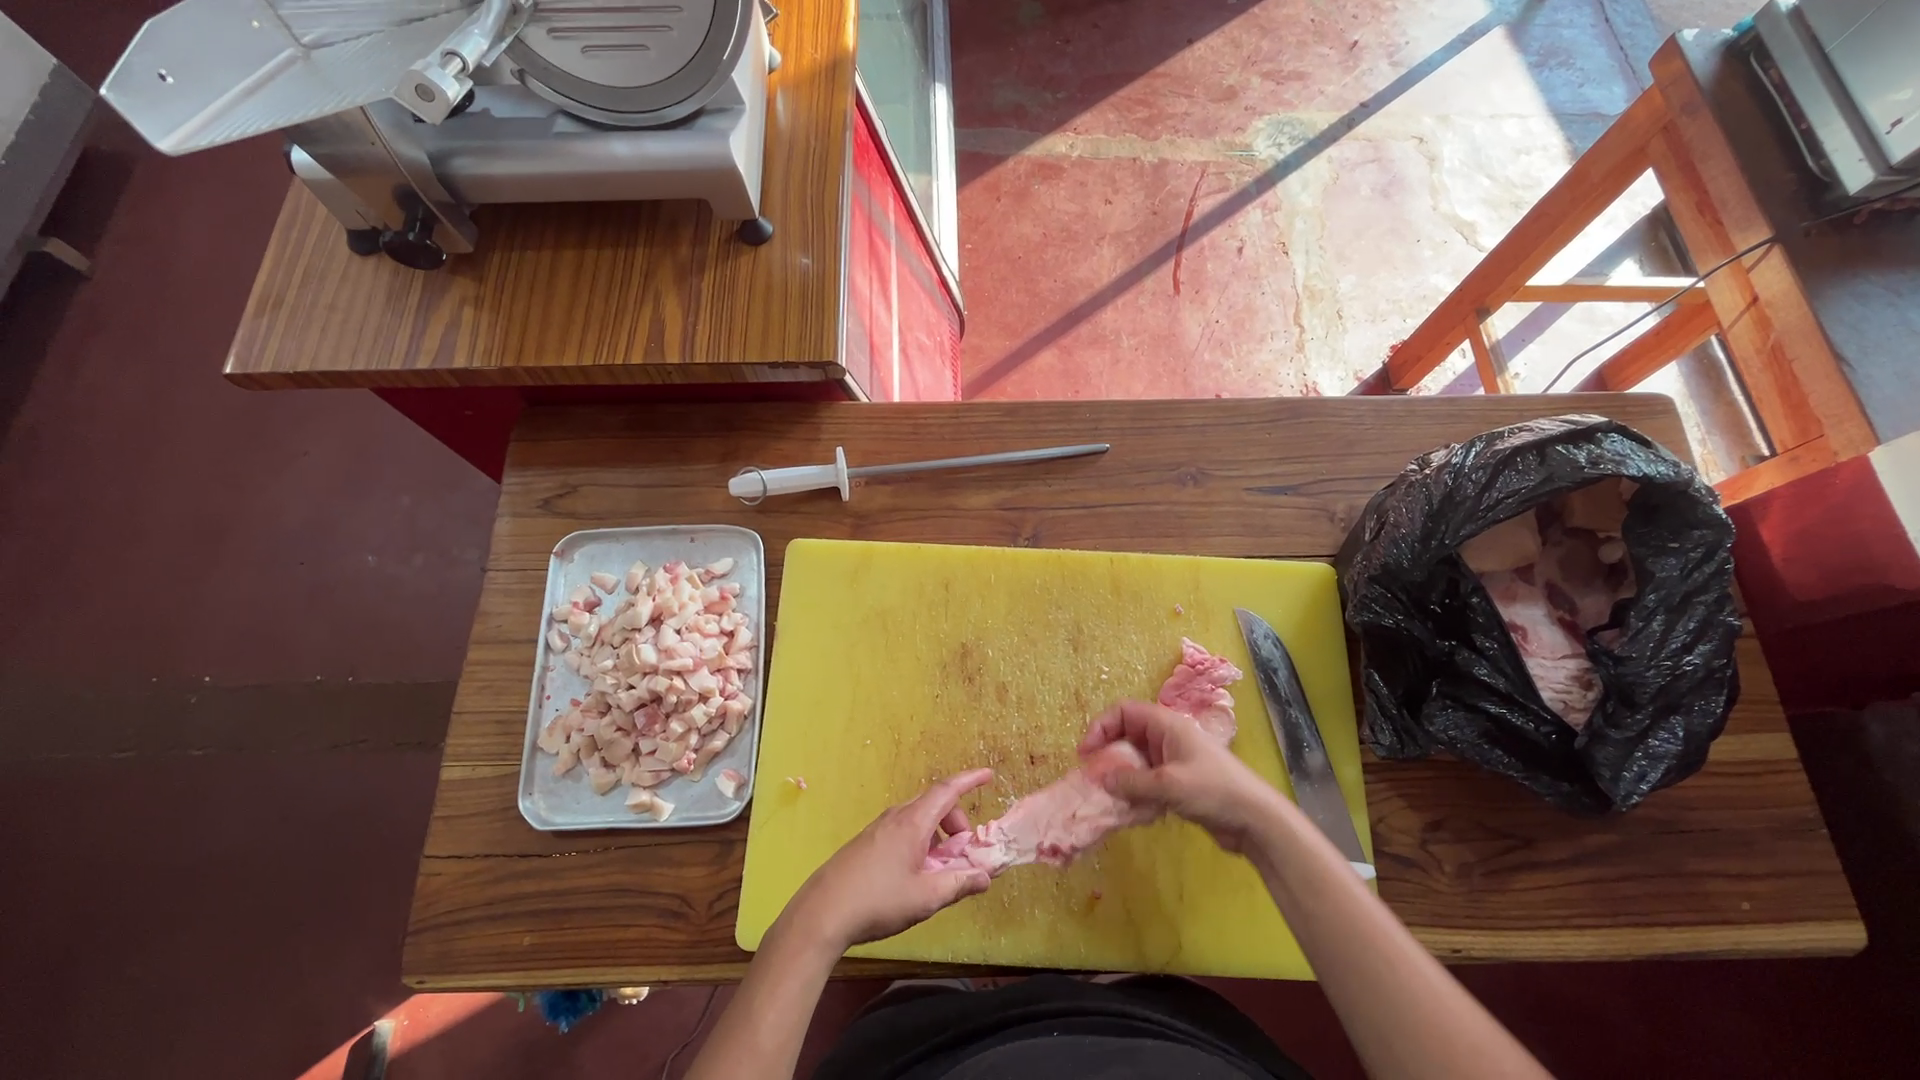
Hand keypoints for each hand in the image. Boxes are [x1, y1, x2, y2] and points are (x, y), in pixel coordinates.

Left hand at [780, 768, 994, 950]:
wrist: (822, 913)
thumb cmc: (878, 901)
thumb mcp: (927, 897)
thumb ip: (960, 884)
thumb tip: (985, 877)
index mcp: (912, 823)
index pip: (947, 790)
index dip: (970, 780)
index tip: (989, 775)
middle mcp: (895, 818)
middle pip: (933, 805)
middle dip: (956, 821)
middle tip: (964, 852)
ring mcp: (877, 829)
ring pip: (917, 819)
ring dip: (937, 835)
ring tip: (941, 869)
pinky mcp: (865, 843)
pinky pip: (902, 831)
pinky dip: (919, 842)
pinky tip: (915, 874)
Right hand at [1080, 700, 1279, 852]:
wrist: (1254, 819)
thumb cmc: (1214, 791)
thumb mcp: (1168, 785)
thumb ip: (1131, 782)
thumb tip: (1100, 779)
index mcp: (1167, 725)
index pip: (1124, 712)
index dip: (1101, 727)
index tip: (1086, 753)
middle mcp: (1167, 738)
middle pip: (1126, 735)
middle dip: (1107, 754)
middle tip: (1093, 777)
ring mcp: (1173, 761)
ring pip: (1134, 761)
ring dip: (1120, 777)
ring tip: (1107, 797)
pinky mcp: (1177, 784)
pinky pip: (1145, 781)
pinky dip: (1134, 792)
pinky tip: (1129, 810)